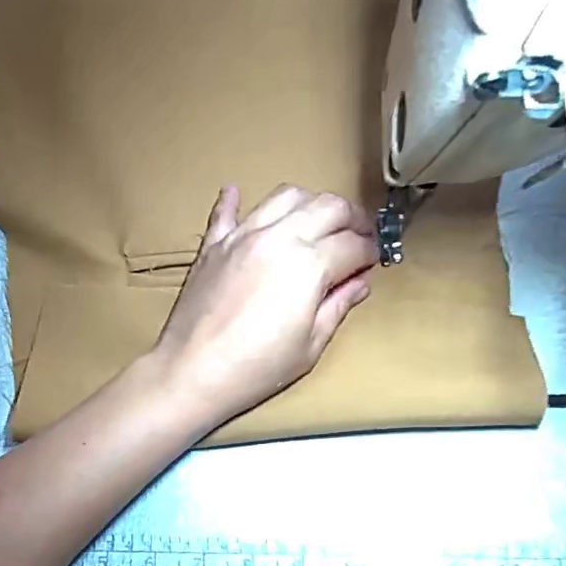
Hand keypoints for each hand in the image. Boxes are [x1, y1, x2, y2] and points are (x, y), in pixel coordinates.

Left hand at [146, 183, 378, 422]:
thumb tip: (358, 284)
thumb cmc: (255, 369)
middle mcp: (279, 238)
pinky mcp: (213, 246)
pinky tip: (237, 194)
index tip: (372, 261)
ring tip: (316, 221)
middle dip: (351, 218)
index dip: (369, 252)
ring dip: (309, 203)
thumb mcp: (309, 346)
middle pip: (328, 207)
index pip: (352, 245)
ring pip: (286, 196)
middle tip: (357, 234)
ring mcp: (243, 236)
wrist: (194, 372)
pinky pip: (226, 212)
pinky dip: (234, 201)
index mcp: (310, 265)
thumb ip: (336, 307)